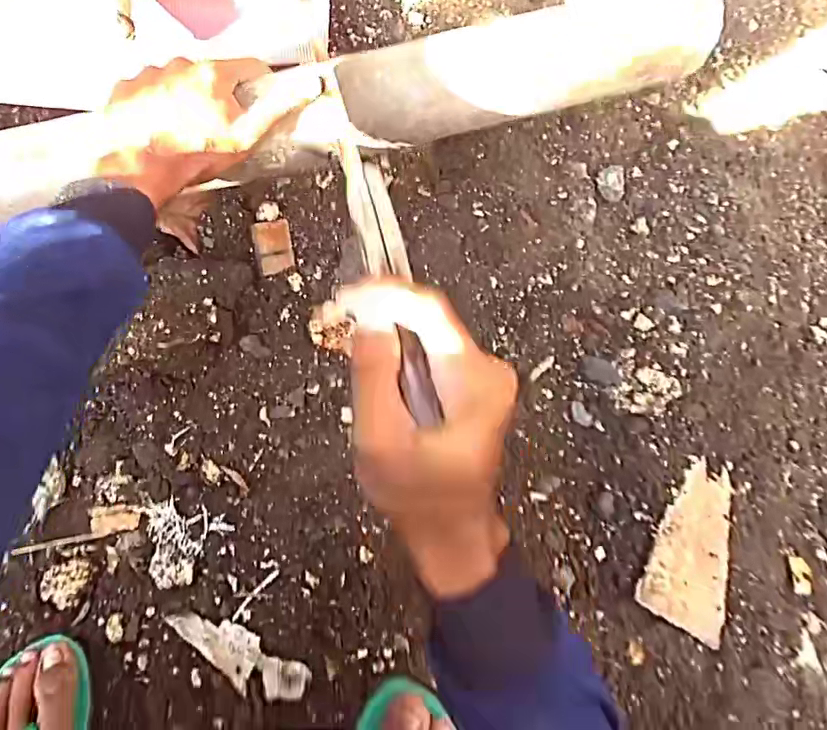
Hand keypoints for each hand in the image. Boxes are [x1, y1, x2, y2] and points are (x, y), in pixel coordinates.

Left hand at [92, 58, 315, 206]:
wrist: (133, 174)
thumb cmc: (188, 157)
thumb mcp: (245, 139)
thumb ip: (277, 109)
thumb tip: (307, 87)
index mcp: (212, 74)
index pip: (250, 66)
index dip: (258, 84)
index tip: (254, 101)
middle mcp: (179, 65)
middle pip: (212, 74)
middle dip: (218, 95)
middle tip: (215, 126)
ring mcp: (149, 74)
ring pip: (179, 80)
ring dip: (184, 97)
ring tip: (183, 129)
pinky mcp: (125, 88)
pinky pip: (149, 88)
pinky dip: (155, 102)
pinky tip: (158, 125)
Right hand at [338, 280, 517, 598]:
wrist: (451, 534)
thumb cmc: (419, 499)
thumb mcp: (380, 441)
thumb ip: (373, 375)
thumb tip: (369, 317)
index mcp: (474, 383)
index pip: (429, 309)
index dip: (386, 293)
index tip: (349, 295)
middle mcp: (487, 371)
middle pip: (427, 318)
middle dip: (380, 313)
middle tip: (340, 318)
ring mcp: (481, 374)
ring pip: (424, 331)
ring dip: (387, 332)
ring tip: (352, 346)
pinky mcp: (469, 380)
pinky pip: (427, 346)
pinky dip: (397, 349)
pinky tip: (376, 366)